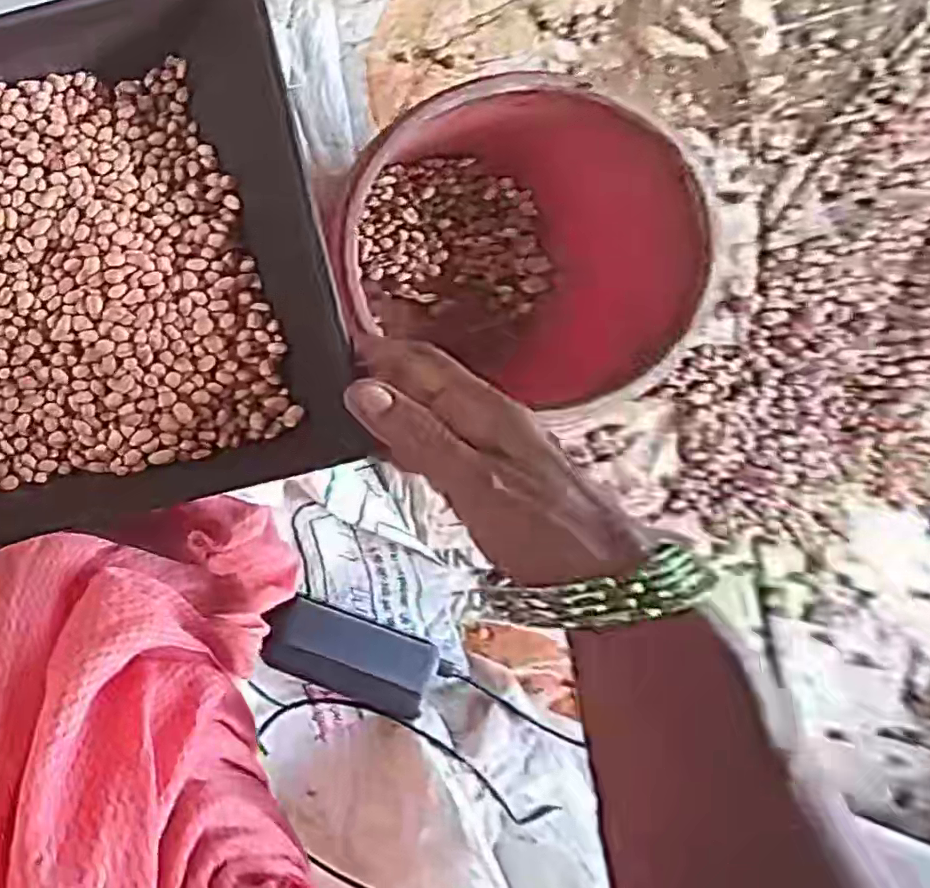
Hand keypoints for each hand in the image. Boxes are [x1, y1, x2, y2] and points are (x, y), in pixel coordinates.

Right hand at [343, 335, 648, 585]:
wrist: (607, 581)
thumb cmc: (543, 530)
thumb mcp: (471, 480)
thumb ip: (414, 433)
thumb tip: (360, 390)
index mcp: (482, 407)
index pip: (418, 359)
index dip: (374, 349)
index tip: (327, 350)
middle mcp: (483, 414)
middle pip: (418, 378)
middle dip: (373, 372)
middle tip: (323, 383)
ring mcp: (484, 440)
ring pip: (421, 406)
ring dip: (382, 404)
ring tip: (339, 413)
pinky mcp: (482, 466)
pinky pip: (429, 435)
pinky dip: (398, 435)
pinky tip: (379, 449)